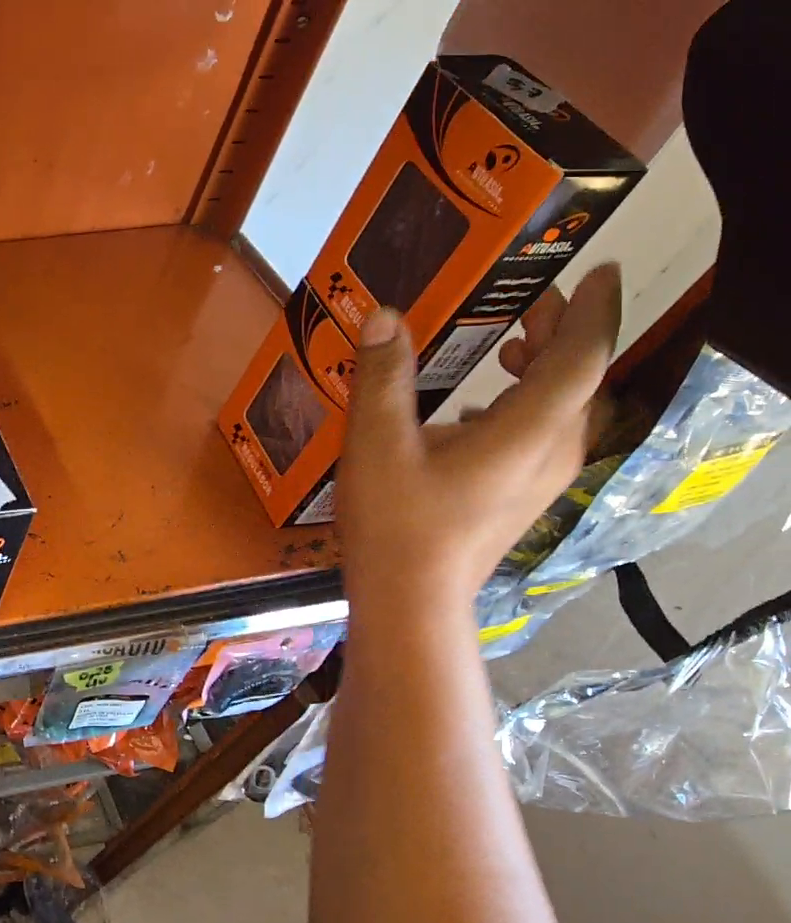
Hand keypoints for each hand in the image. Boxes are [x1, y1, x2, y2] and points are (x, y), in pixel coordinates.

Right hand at [337, 263, 622, 606]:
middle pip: (577, 381)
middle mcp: (552, 450)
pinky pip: (540, 438)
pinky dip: (520, 409)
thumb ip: (382, 376)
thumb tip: (384, 315)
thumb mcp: (377, 441)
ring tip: (503, 352)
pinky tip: (470, 416)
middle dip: (562, 337)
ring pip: (562, 412)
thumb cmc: (396, 519)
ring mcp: (541, 480)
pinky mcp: (520, 499)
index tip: (599, 270)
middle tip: (533, 304)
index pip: (582, 354)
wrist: (410, 598)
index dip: (592, 308)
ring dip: (540, 374)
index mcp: (530, 429)